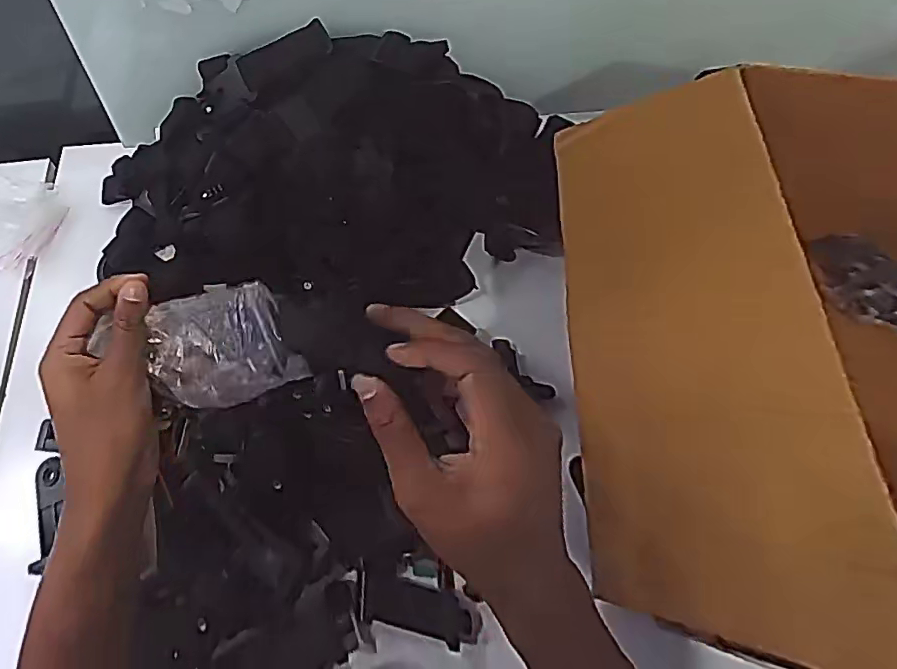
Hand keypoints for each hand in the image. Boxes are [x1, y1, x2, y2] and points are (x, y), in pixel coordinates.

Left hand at [39, 274, 158, 525]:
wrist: (114, 498)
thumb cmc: (106, 448)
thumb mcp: (121, 375)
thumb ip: (127, 327)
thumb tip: (132, 289)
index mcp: (60, 359)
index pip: (82, 305)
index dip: (113, 289)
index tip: (141, 284)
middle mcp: (70, 368)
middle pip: (95, 319)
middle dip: (125, 306)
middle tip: (152, 298)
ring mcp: (89, 383)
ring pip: (111, 339)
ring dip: (135, 329)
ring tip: (158, 323)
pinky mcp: (109, 396)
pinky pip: (123, 360)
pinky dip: (141, 351)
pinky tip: (160, 352)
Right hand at [350, 302, 571, 607]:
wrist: (529, 579)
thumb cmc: (483, 545)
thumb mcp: (422, 493)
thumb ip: (393, 432)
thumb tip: (368, 385)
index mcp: (507, 432)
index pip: (469, 362)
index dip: (425, 348)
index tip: (390, 350)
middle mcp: (525, 416)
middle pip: (474, 348)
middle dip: (424, 327)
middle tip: (383, 316)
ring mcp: (527, 418)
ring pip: (479, 358)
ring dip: (435, 344)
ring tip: (394, 336)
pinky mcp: (521, 423)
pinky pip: (484, 379)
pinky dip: (448, 368)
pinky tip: (420, 372)